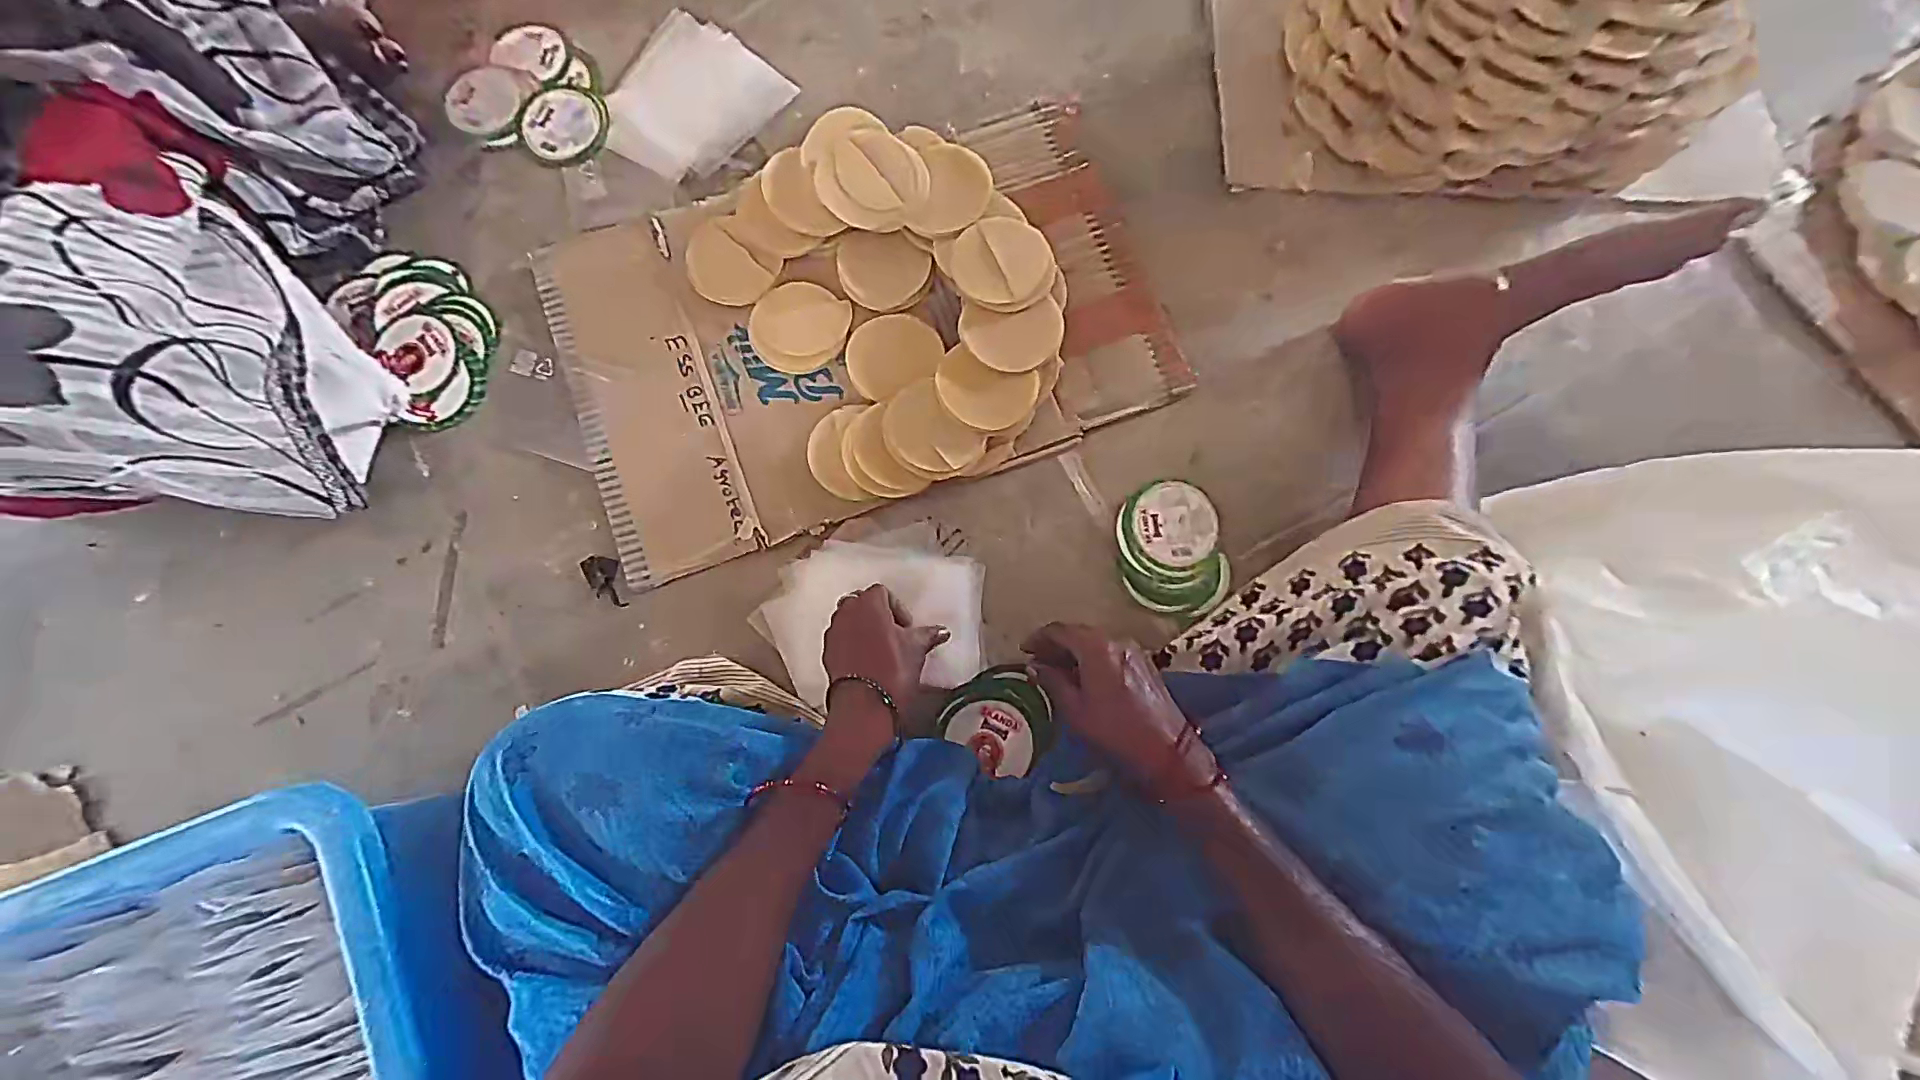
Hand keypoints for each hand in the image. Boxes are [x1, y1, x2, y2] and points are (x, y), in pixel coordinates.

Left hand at [822, 585, 947, 732]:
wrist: (865, 704)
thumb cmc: (892, 670)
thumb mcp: (916, 648)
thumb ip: (928, 634)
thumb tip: (941, 631)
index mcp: (869, 604)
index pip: (881, 592)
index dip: (897, 608)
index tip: (906, 627)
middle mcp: (846, 613)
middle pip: (861, 602)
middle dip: (876, 615)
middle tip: (893, 634)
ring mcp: (833, 632)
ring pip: (848, 620)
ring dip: (862, 629)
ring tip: (879, 649)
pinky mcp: (827, 652)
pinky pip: (840, 639)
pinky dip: (851, 644)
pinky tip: (866, 662)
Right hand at [1023, 623, 1218, 799]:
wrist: (1166, 750)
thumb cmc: (1115, 730)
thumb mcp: (1075, 709)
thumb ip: (1053, 681)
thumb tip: (1036, 666)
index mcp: (1096, 647)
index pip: (1060, 630)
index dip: (1038, 638)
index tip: (1024, 650)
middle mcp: (1115, 640)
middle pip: (1078, 632)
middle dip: (1055, 644)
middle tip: (1037, 660)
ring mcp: (1132, 650)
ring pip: (1094, 642)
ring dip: (1073, 651)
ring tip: (1056, 670)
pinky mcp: (1142, 663)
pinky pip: (1108, 651)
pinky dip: (1091, 657)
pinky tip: (1082, 676)